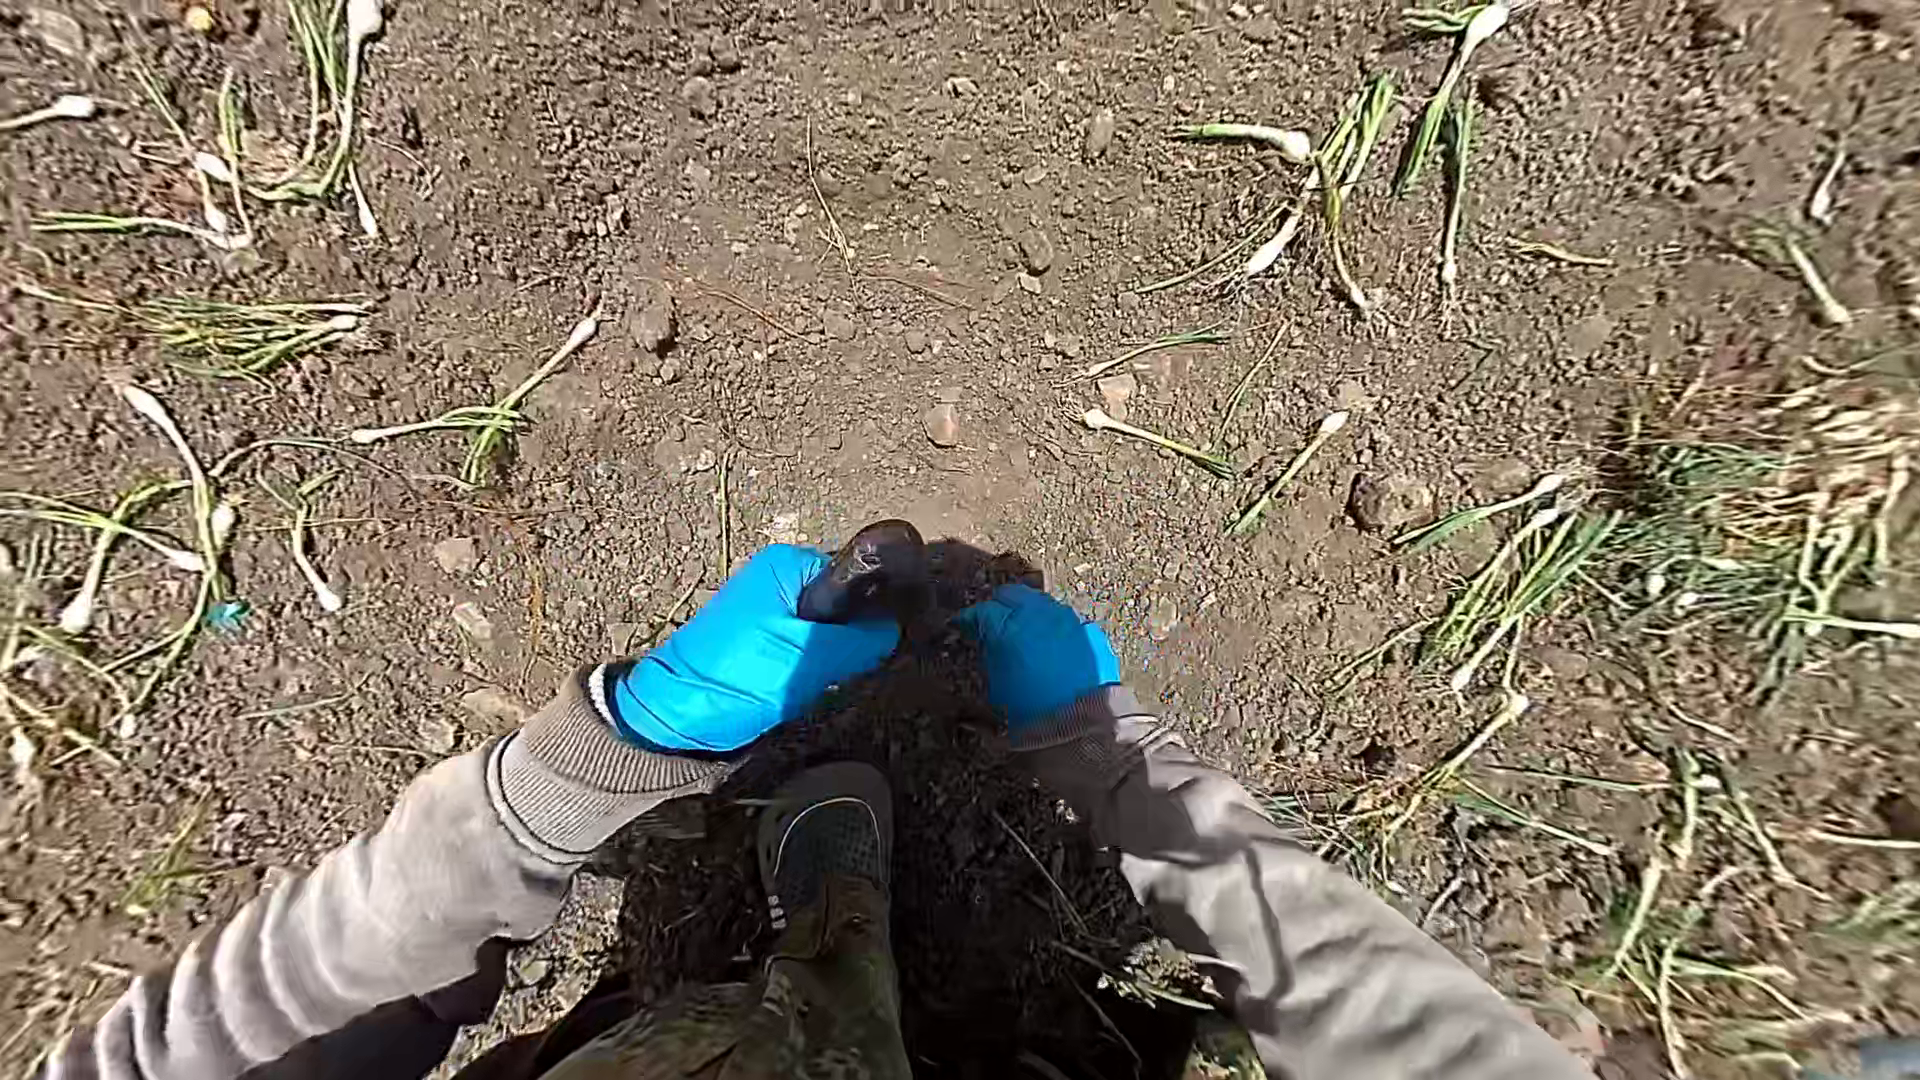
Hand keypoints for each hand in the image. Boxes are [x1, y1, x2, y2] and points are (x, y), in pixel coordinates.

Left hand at [607, 545, 900, 750]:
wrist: (673, 717)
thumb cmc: (738, 676)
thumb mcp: (807, 658)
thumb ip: (858, 640)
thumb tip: (893, 631)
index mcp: (787, 564)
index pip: (853, 575)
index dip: (869, 609)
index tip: (873, 642)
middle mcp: (778, 576)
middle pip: (841, 604)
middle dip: (846, 638)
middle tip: (838, 668)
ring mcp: (769, 606)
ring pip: (826, 628)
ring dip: (828, 656)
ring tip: (815, 680)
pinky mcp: (763, 635)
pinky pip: (806, 644)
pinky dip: (811, 665)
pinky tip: (801, 685)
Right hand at [952, 584, 1119, 730]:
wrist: (1082, 730)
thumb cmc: (1034, 716)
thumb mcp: (997, 688)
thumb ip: (988, 654)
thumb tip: (984, 640)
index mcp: (1009, 629)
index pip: (982, 611)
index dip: (969, 620)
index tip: (964, 626)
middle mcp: (1039, 616)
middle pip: (1011, 594)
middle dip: (999, 607)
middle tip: (991, 624)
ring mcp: (1066, 620)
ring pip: (1040, 602)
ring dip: (1027, 613)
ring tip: (1022, 633)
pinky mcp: (1089, 630)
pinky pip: (1064, 619)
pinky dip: (1053, 627)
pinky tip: (1050, 646)